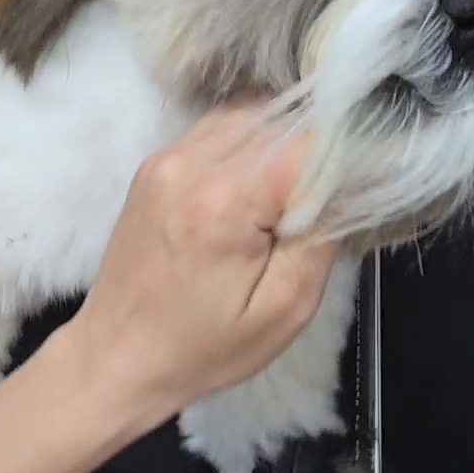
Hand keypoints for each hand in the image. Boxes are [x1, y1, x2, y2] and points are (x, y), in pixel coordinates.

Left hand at [61, 105, 339, 424]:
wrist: (117, 354)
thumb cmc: (202, 347)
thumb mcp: (284, 310)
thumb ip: (322, 235)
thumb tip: (349, 178)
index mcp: (223, 202)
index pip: (309, 140)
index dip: (345, 157)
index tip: (356, 191)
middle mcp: (188, 165)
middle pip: (279, 122)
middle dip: (313, 153)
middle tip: (319, 204)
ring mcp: (164, 159)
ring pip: (248, 117)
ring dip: (279, 146)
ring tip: (284, 199)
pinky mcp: (153, 165)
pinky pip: (216, 131)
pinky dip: (246, 147)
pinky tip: (251, 189)